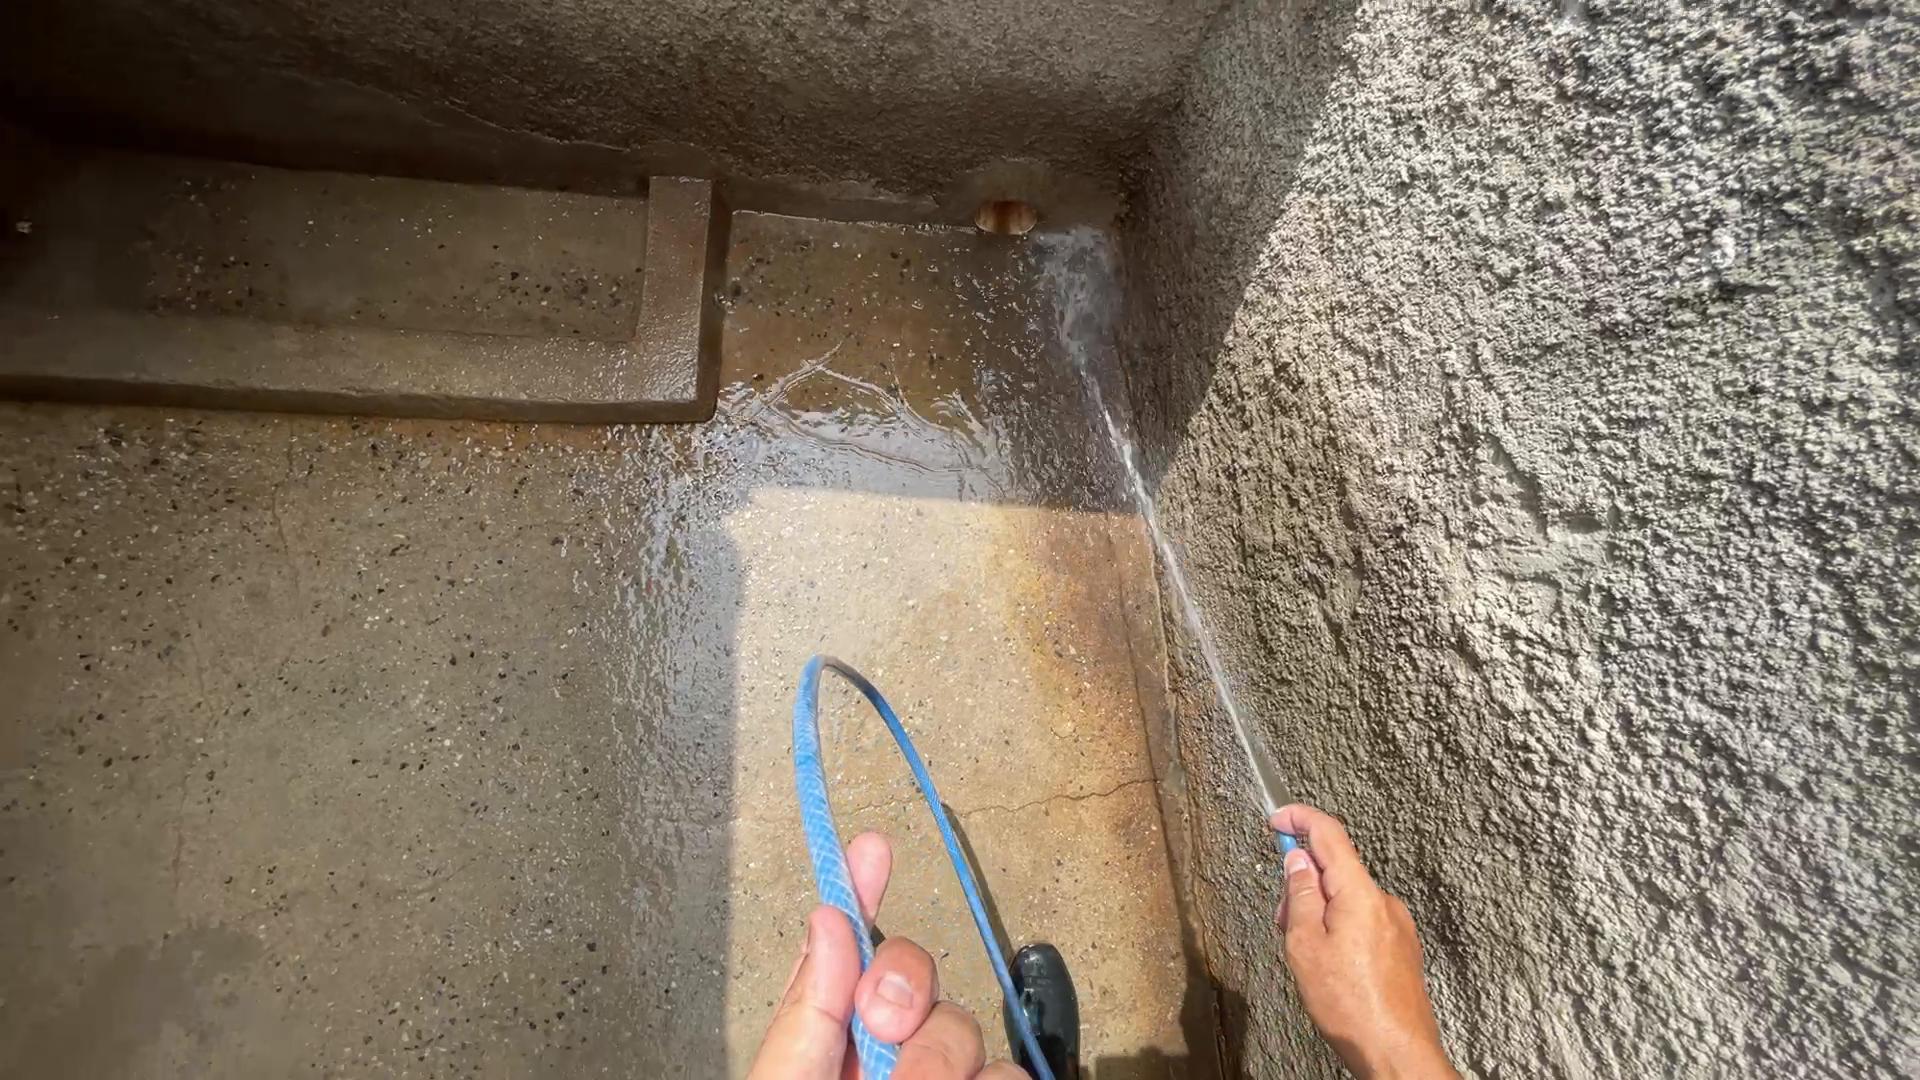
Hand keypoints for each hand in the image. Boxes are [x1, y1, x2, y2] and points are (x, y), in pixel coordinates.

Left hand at [748, 831, 1026, 1079]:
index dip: (860, 890)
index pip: (849, 949)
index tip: (870, 846)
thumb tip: (827, 916)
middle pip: (918, 971)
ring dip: (938, 1060)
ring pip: (965, 1024)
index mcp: (828, 1042)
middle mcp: (886, 1052)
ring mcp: (940, 1075)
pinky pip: (1009, 1073)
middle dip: (905, 988)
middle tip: (879, 1024)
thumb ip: (805, 1016)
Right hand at [1272, 805, 1458, 1079]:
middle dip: (1302, 879)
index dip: (1299, 817)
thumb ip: (1300, 894)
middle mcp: (1384, 902)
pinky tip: (1327, 959)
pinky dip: (1337, 922)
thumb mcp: (1305, 944)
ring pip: (1346, 895)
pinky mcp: (1401, 947)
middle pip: (1335, 867)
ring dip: (1317, 906)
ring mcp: (1397, 925)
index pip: (1329, 832)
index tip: (1275, 820)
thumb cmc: (1349, 1005)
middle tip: (1282, 916)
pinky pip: (1361, 916)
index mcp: (1360, 894)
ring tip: (1304, 949)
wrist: (1398, 1057)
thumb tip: (1298, 859)